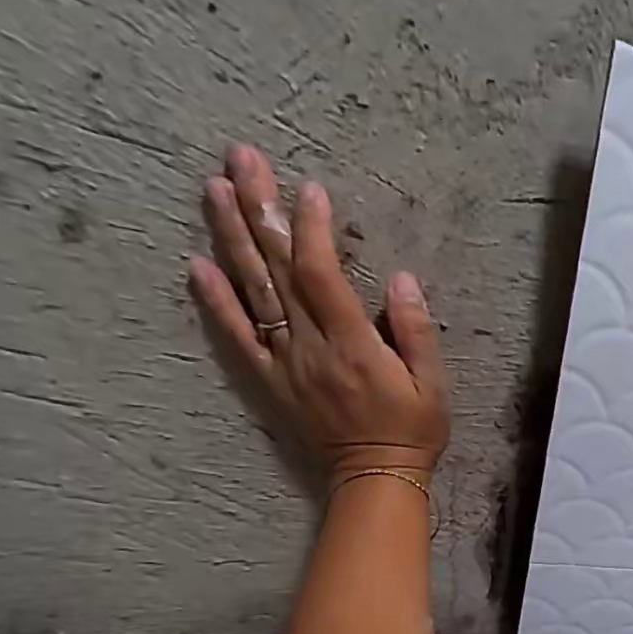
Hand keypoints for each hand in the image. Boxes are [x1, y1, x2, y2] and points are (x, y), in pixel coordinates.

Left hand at [189, 144, 449, 486]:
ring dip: (231, 238)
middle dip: (260, 211)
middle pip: (278, 270)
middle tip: (241, 158)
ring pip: (254, 293)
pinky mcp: (270, 381)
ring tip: (215, 189)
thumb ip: (417, 331)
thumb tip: (400, 280)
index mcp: (355, 346)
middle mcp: (311, 348)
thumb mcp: (434, 384)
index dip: (312, 230)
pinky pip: (237, 338)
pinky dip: (216, 301)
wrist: (376, 475)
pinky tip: (198, 264)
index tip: (309, 190)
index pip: (323, 275)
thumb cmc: (414, 428)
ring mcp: (284, 363)